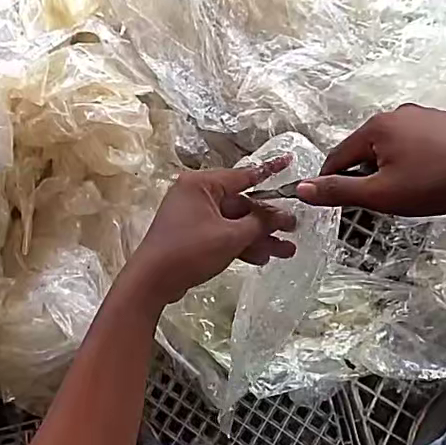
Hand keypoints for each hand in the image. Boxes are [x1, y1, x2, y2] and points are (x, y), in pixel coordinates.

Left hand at [119, 156, 298, 306]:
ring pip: (234, 222)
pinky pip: (223, 234)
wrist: (151, 283)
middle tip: (294, 229)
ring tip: (286, 252)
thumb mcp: (230, 237)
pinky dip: (240, 244)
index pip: (244, 175)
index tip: (290, 161)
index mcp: (201, 184)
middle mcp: (197, 194)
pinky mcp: (193, 235)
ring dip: (258, 237)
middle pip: (241, 203)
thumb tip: (284, 215)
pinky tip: (263, 258)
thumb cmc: (189, 251)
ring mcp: (194, 216)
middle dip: (267, 221)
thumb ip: (260, 223)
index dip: (270, 171)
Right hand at [295, 105, 445, 216]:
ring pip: (396, 145)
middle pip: (367, 148)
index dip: (331, 180)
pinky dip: (418, 159)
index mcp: (377, 127)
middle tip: (378, 201)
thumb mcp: (382, 195)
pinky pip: (422, 143)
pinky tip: (434, 178)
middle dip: (366, 174)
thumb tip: (302, 189)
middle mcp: (400, 113)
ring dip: (392, 167)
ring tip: (408, 192)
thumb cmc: (438, 183)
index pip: (338, 156)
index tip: (331, 201)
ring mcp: (428, 115)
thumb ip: (339, 192)